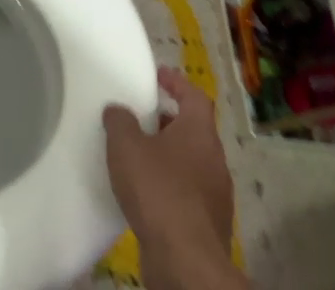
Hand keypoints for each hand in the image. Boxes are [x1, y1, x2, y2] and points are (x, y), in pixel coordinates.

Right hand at [103, 67, 243, 289]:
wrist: (185, 258)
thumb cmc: (158, 190)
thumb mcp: (126, 146)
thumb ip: (120, 122)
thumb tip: (119, 110)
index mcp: (199, 134)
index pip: (195, 97)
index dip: (177, 83)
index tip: (158, 76)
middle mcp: (215, 160)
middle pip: (194, 130)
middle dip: (169, 121)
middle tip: (142, 117)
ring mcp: (216, 194)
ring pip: (192, 162)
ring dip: (169, 154)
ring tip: (138, 155)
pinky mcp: (208, 222)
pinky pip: (189, 191)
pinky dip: (170, 184)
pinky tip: (146, 192)